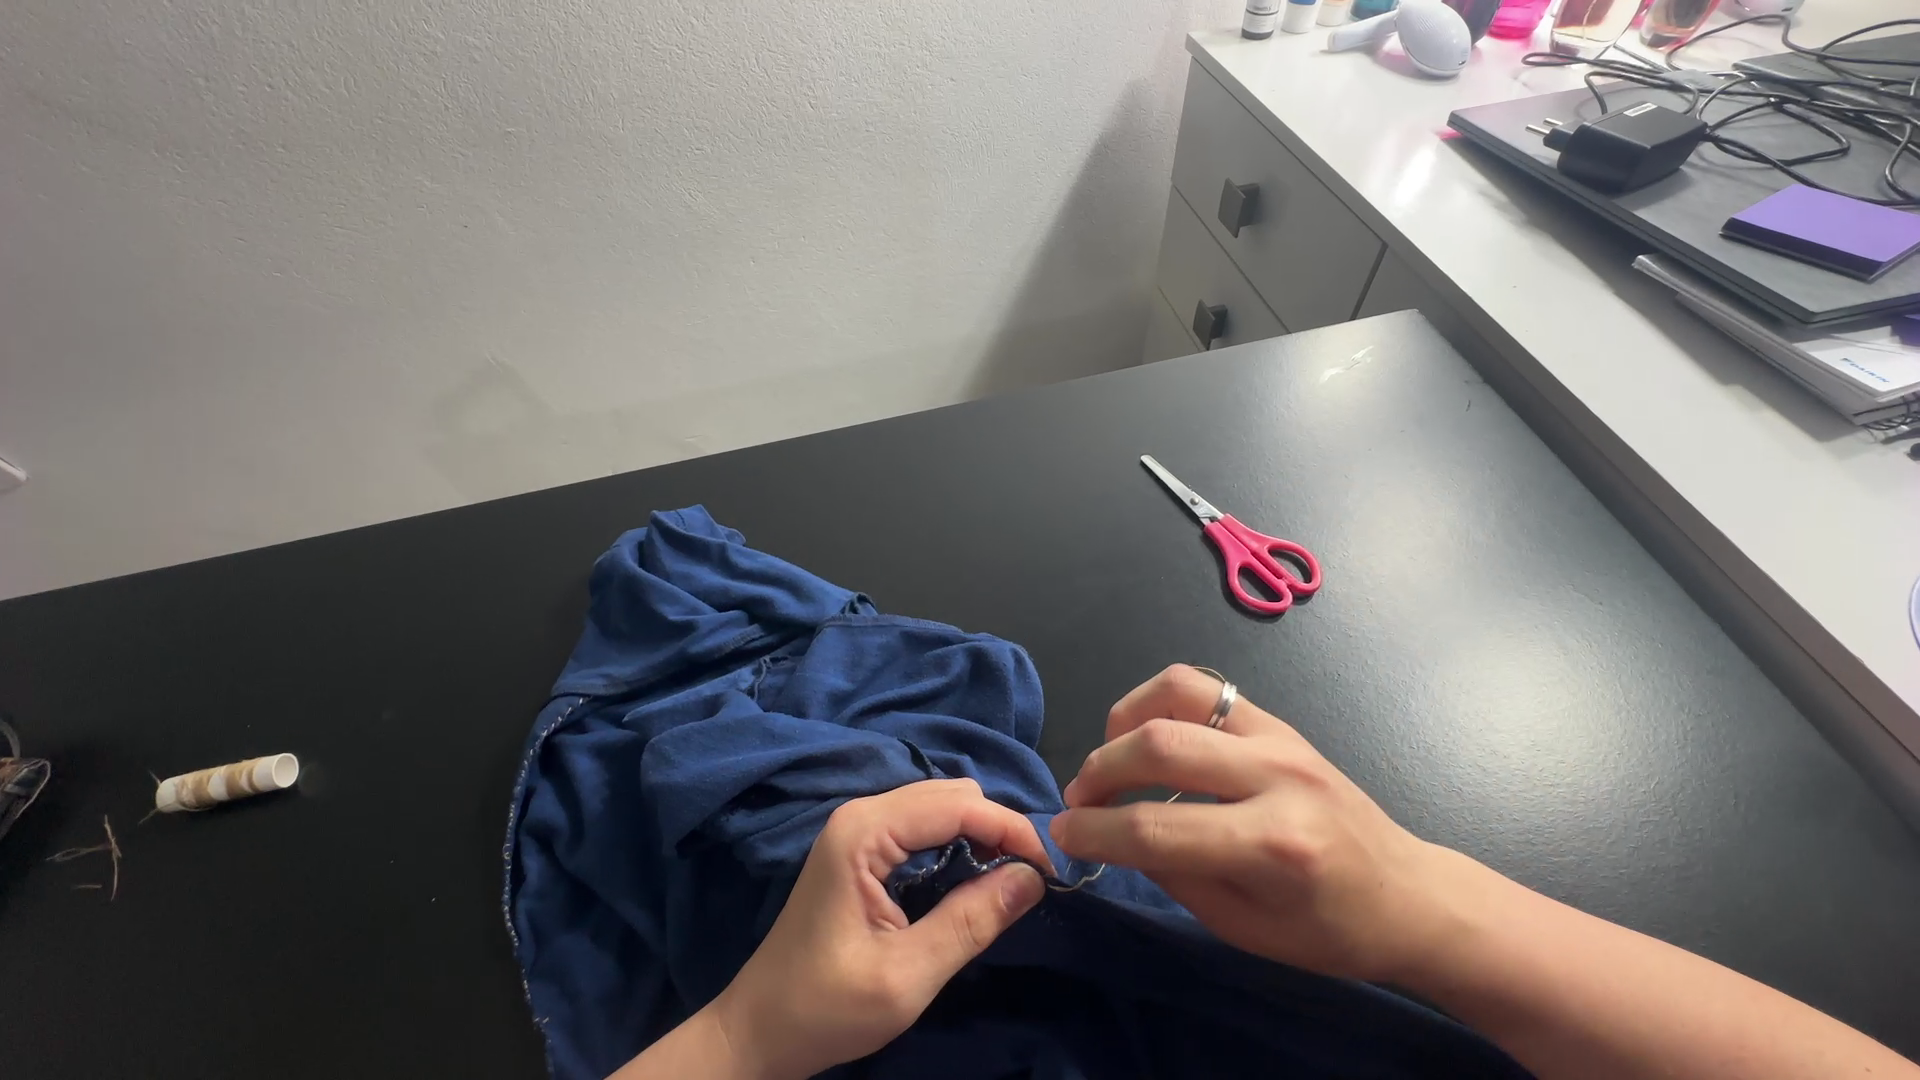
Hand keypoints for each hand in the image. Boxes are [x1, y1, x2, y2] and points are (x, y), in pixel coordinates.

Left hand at [704, 779, 1050, 1079]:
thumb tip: (1033, 878)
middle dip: (998, 828)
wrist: (759, 1029)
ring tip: (1008, 880)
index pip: (958, 805)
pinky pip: (923, 824)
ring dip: (980, 833)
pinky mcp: (862, 845)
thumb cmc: (825, 1008)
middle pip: (951, 795)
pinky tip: (971, 877)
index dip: (1010, 829)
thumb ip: (970, 922)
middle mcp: (863, 813)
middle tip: (1030, 880)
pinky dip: (957, 841)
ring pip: (941, 805)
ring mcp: (859, 826)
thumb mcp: (906, 977)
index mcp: (865, 832)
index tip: (1049, 871)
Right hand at [1050, 664, 1469, 983]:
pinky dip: (1157, 702)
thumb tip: (1112, 831)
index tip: (1062, 834)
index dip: (1095, 831)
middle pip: (1159, 747)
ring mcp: (1278, 737)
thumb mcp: (1243, 928)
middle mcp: (1275, 777)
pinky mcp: (1276, 720)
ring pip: (1177, 694)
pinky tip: (1149, 733)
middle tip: (1079, 800)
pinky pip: (1201, 687)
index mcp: (1273, 846)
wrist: (1407, 893)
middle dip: (1099, 772)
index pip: (1156, 829)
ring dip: (1125, 721)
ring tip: (1113, 756)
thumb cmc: (1327, 928)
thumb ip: (1173, 874)